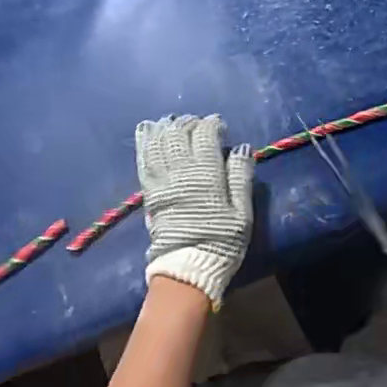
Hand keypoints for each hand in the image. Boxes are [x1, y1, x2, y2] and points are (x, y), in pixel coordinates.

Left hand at [137, 115, 252, 307]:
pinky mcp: (148, 187)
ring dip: (166, 126)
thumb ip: (240, 177)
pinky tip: (147, 128)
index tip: (218, 124)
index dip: (211, 125)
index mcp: (206, 174)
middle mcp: (180, 170)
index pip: (205, 136)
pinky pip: (144, 156)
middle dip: (188, 123)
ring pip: (160, 140)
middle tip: (196, 123)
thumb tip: (242, 147)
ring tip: (173, 121)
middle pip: (179, 134)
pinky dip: (145, 139)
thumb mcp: (242, 213)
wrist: (186, 265)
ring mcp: (161, 177)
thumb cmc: (220, 240)